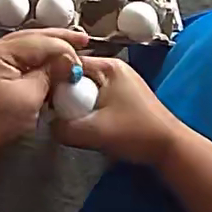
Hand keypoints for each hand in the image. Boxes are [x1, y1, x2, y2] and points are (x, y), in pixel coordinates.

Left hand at [0, 29, 88, 157]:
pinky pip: (22, 56)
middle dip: (61, 38)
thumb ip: (50, 74)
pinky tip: (53, 61)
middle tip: (85, 39)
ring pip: (28, 44)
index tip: (81, 64)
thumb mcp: (29, 97)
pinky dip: (40, 56)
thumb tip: (69, 62)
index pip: (41, 41)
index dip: (65, 50)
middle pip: (34, 36)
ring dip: (51, 45)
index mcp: (1, 51)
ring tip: (73, 46)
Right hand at [51, 56, 189, 166]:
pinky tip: (89, 125)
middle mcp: (114, 68)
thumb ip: (63, 127)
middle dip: (66, 96)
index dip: (52, 80)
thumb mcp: (93, 131)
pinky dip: (89, 110)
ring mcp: (120, 81)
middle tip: (58, 115)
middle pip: (76, 76)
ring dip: (78, 105)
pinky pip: (96, 97)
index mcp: (108, 66)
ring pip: (86, 89)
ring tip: (73, 122)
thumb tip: (49, 124)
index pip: (68, 64)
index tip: (43, 99)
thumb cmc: (135, 133)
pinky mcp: (123, 96)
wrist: (169, 147)